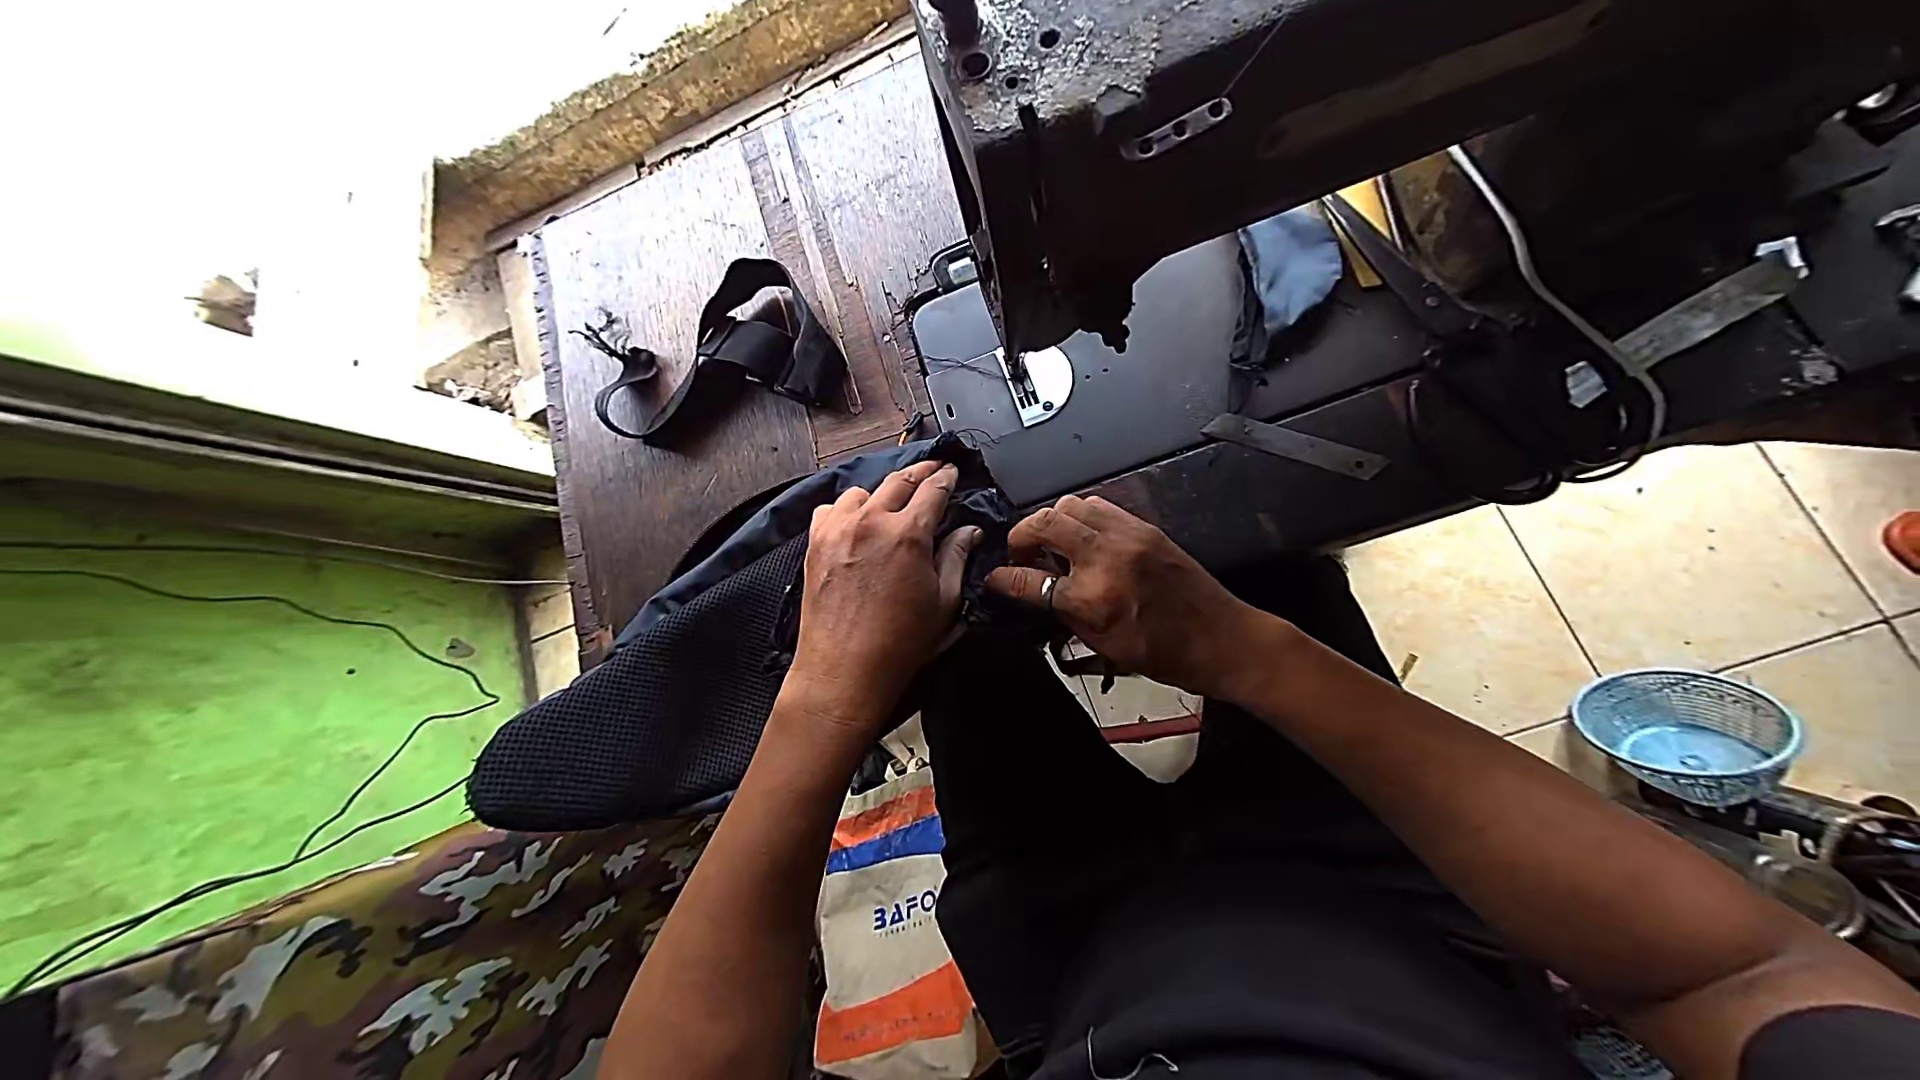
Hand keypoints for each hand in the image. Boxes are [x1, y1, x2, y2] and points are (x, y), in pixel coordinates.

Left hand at [787, 460, 981, 730]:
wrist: (844, 671)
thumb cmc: (898, 645)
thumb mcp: (944, 602)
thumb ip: (957, 557)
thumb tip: (968, 531)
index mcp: (908, 534)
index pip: (933, 489)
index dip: (947, 477)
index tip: (952, 472)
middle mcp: (871, 523)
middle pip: (900, 480)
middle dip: (921, 471)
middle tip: (933, 469)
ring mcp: (838, 531)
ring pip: (863, 491)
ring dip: (883, 491)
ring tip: (893, 500)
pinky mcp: (815, 545)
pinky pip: (830, 509)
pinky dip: (846, 508)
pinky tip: (855, 520)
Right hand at [986, 495, 1281, 699]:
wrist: (1223, 638)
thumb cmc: (1165, 654)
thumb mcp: (1104, 645)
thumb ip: (1061, 612)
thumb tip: (1032, 591)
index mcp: (1093, 597)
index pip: (1030, 580)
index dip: (1003, 578)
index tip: (993, 578)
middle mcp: (1106, 557)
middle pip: (1044, 524)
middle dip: (1021, 536)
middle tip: (1020, 555)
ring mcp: (1128, 536)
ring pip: (1070, 505)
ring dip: (1051, 522)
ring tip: (1051, 544)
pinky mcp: (1145, 527)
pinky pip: (1099, 506)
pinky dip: (1080, 516)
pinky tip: (1082, 538)